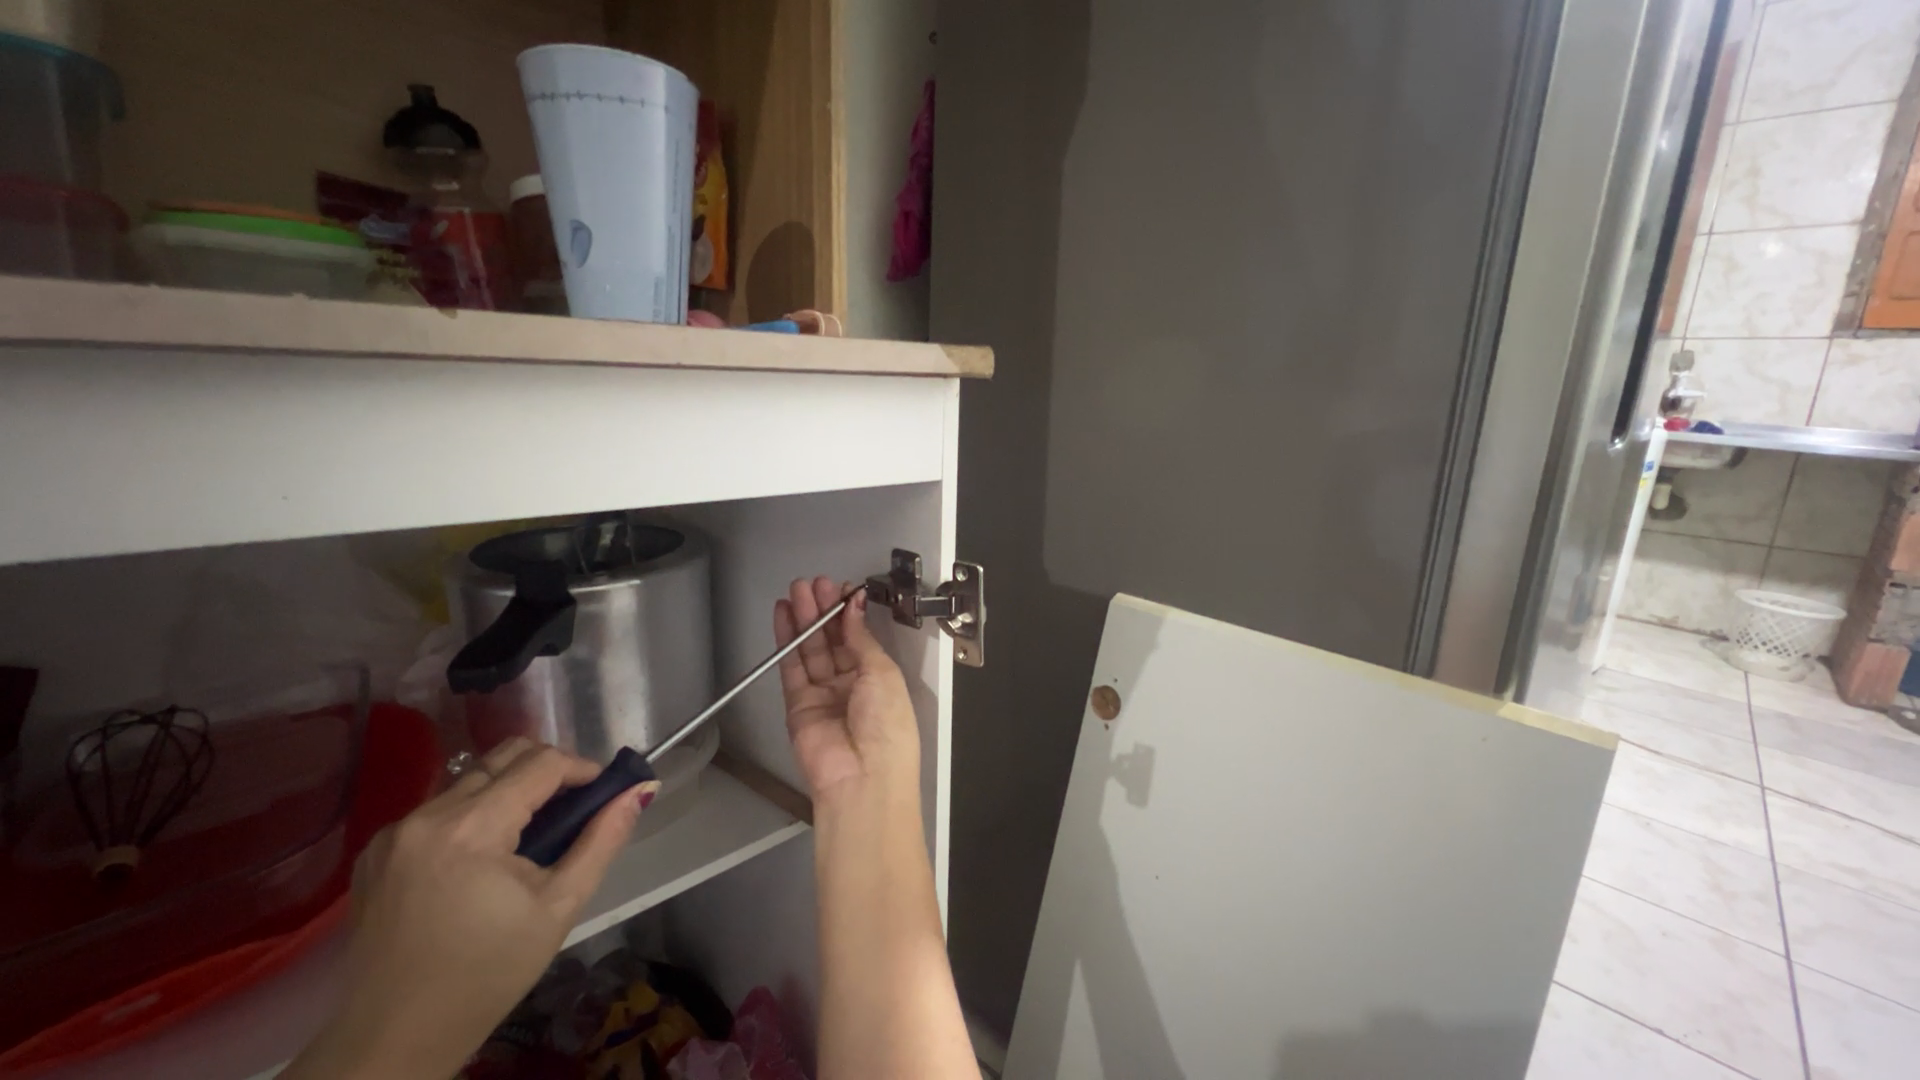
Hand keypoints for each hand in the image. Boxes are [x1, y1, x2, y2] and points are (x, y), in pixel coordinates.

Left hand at [284, 739, 643, 1079]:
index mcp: (472, 827)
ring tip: (529, 838)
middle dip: (547, 770)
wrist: (391, 1040)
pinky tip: (482, 861)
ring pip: (469, 781)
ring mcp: (393, 833)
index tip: (603, 793)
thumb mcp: (559, 907)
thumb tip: (641, 790)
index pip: (541, 763)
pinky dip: (471, 816)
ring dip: (508, 792)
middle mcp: (426, 815)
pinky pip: (437, 810)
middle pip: (502, 757)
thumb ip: (602, 840)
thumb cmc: (488, 974)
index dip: (582, 769)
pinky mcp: (375, 853)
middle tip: (571, 808)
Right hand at [775, 577, 918, 804]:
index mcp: (880, 680)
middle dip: (823, 610)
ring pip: (810, 649)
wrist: (863, 778)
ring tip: (797, 590)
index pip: (860, 637)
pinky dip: (787, 640)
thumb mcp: (883, 673)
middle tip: (813, 583)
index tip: (841, 588)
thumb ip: (861, 638)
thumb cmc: (888, 730)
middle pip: (833, 640)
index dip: (849, 612)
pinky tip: (784, 615)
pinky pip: (791, 667)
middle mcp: (852, 686)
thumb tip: (854, 607)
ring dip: (804, 619)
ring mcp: (824, 696)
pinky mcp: (798, 706)